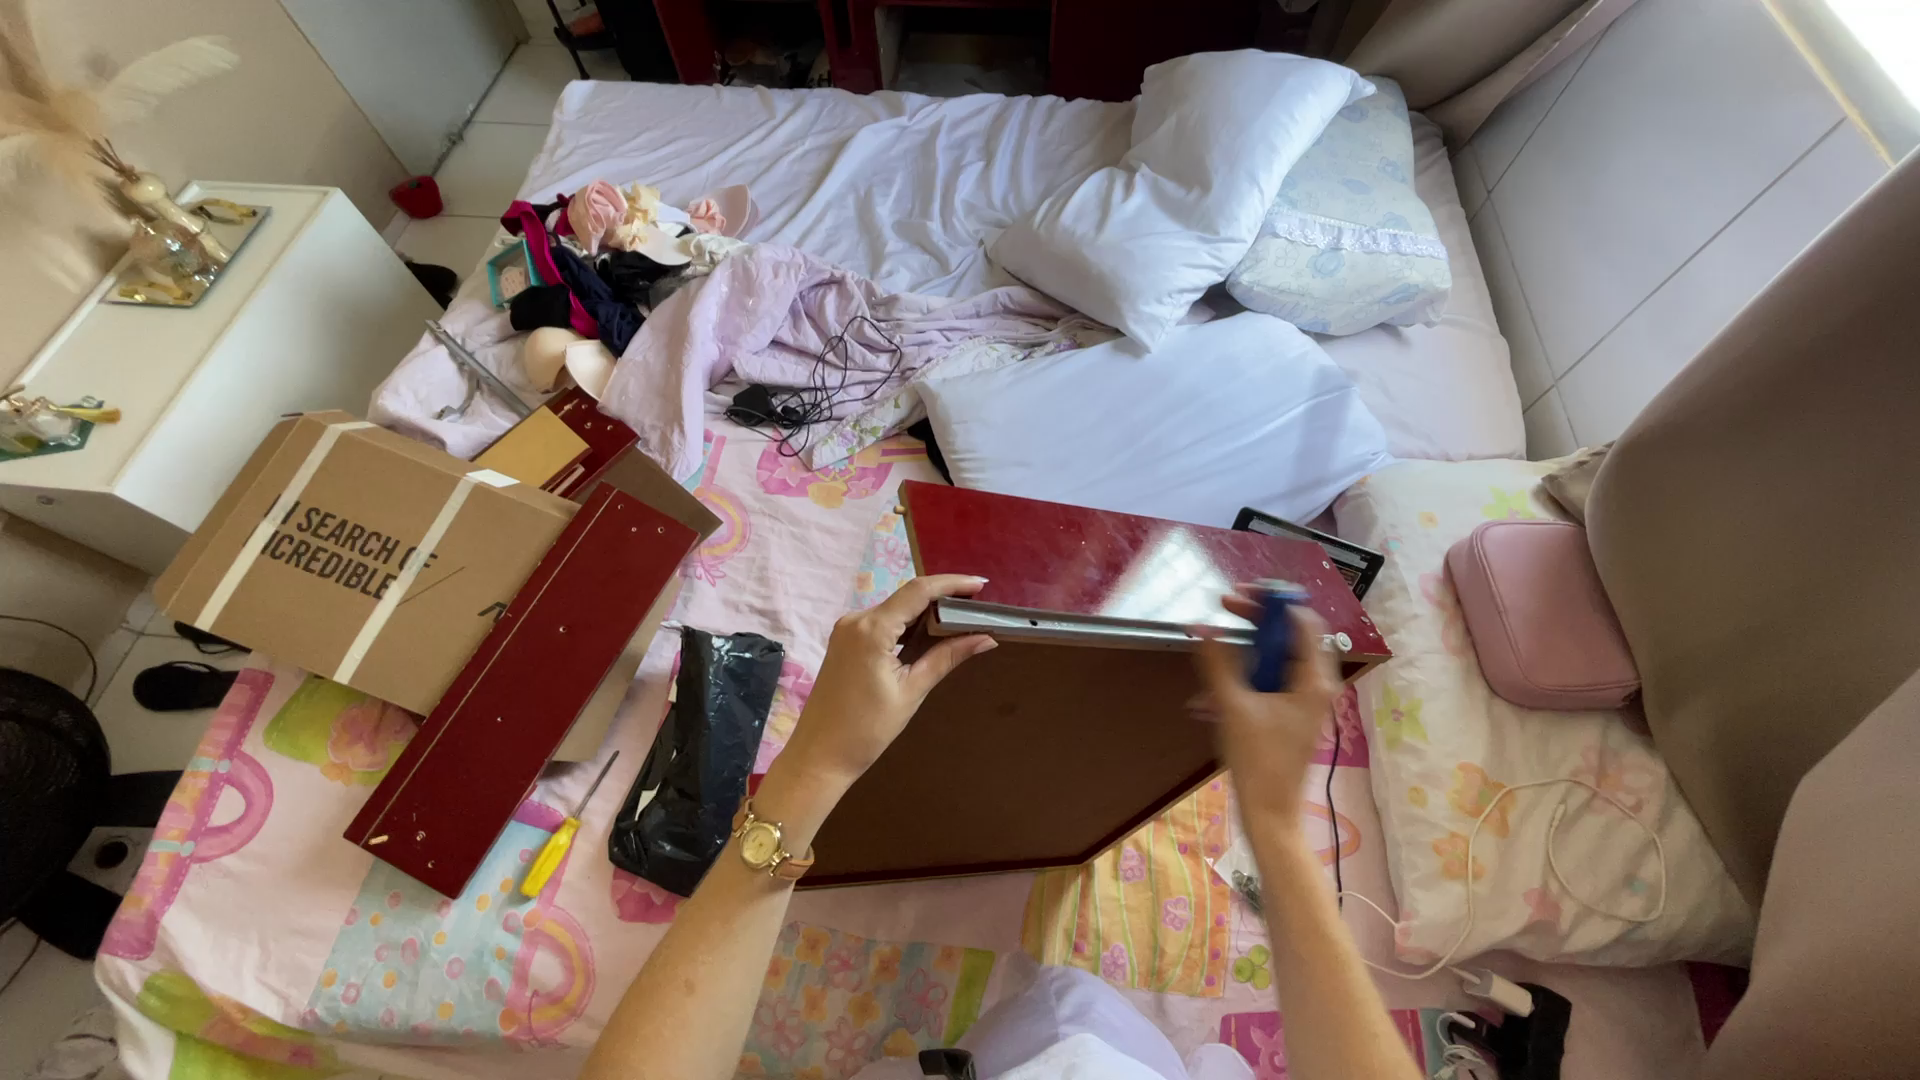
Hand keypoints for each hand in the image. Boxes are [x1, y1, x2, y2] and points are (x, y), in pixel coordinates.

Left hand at [779, 575, 997, 788]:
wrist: (819, 755)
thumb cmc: (866, 730)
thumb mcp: (912, 691)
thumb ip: (947, 657)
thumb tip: (985, 638)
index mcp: (872, 630)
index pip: (918, 591)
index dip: (952, 584)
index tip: (981, 585)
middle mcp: (856, 620)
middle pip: (907, 597)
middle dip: (942, 598)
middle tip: (976, 607)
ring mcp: (847, 629)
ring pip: (895, 609)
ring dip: (925, 613)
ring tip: (960, 621)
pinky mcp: (845, 640)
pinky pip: (882, 623)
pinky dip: (907, 626)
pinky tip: (929, 635)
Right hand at [1194, 587, 1339, 823]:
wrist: (1270, 811)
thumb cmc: (1257, 760)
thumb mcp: (1232, 706)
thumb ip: (1217, 662)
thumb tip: (1201, 626)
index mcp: (1312, 679)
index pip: (1301, 620)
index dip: (1272, 601)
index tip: (1238, 596)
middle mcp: (1315, 684)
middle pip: (1288, 633)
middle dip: (1254, 620)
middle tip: (1223, 608)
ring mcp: (1303, 699)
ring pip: (1275, 656)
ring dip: (1242, 650)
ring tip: (1210, 652)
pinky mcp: (1289, 711)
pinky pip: (1268, 679)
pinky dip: (1242, 676)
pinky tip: (1210, 695)